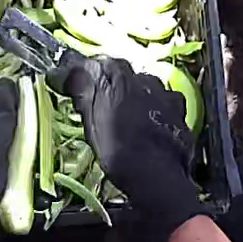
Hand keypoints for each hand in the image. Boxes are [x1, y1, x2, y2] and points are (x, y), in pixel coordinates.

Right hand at [53, 55, 203, 241]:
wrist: (159, 178)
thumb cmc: (119, 150)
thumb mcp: (91, 122)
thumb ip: (80, 91)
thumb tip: (62, 71)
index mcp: (123, 79)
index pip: (101, 63)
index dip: (87, 72)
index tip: (76, 84)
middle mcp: (148, 81)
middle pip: (125, 75)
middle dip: (111, 85)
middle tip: (98, 102)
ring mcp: (168, 98)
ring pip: (146, 89)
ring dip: (133, 97)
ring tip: (123, 116)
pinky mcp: (180, 116)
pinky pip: (161, 106)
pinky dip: (151, 112)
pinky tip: (146, 126)